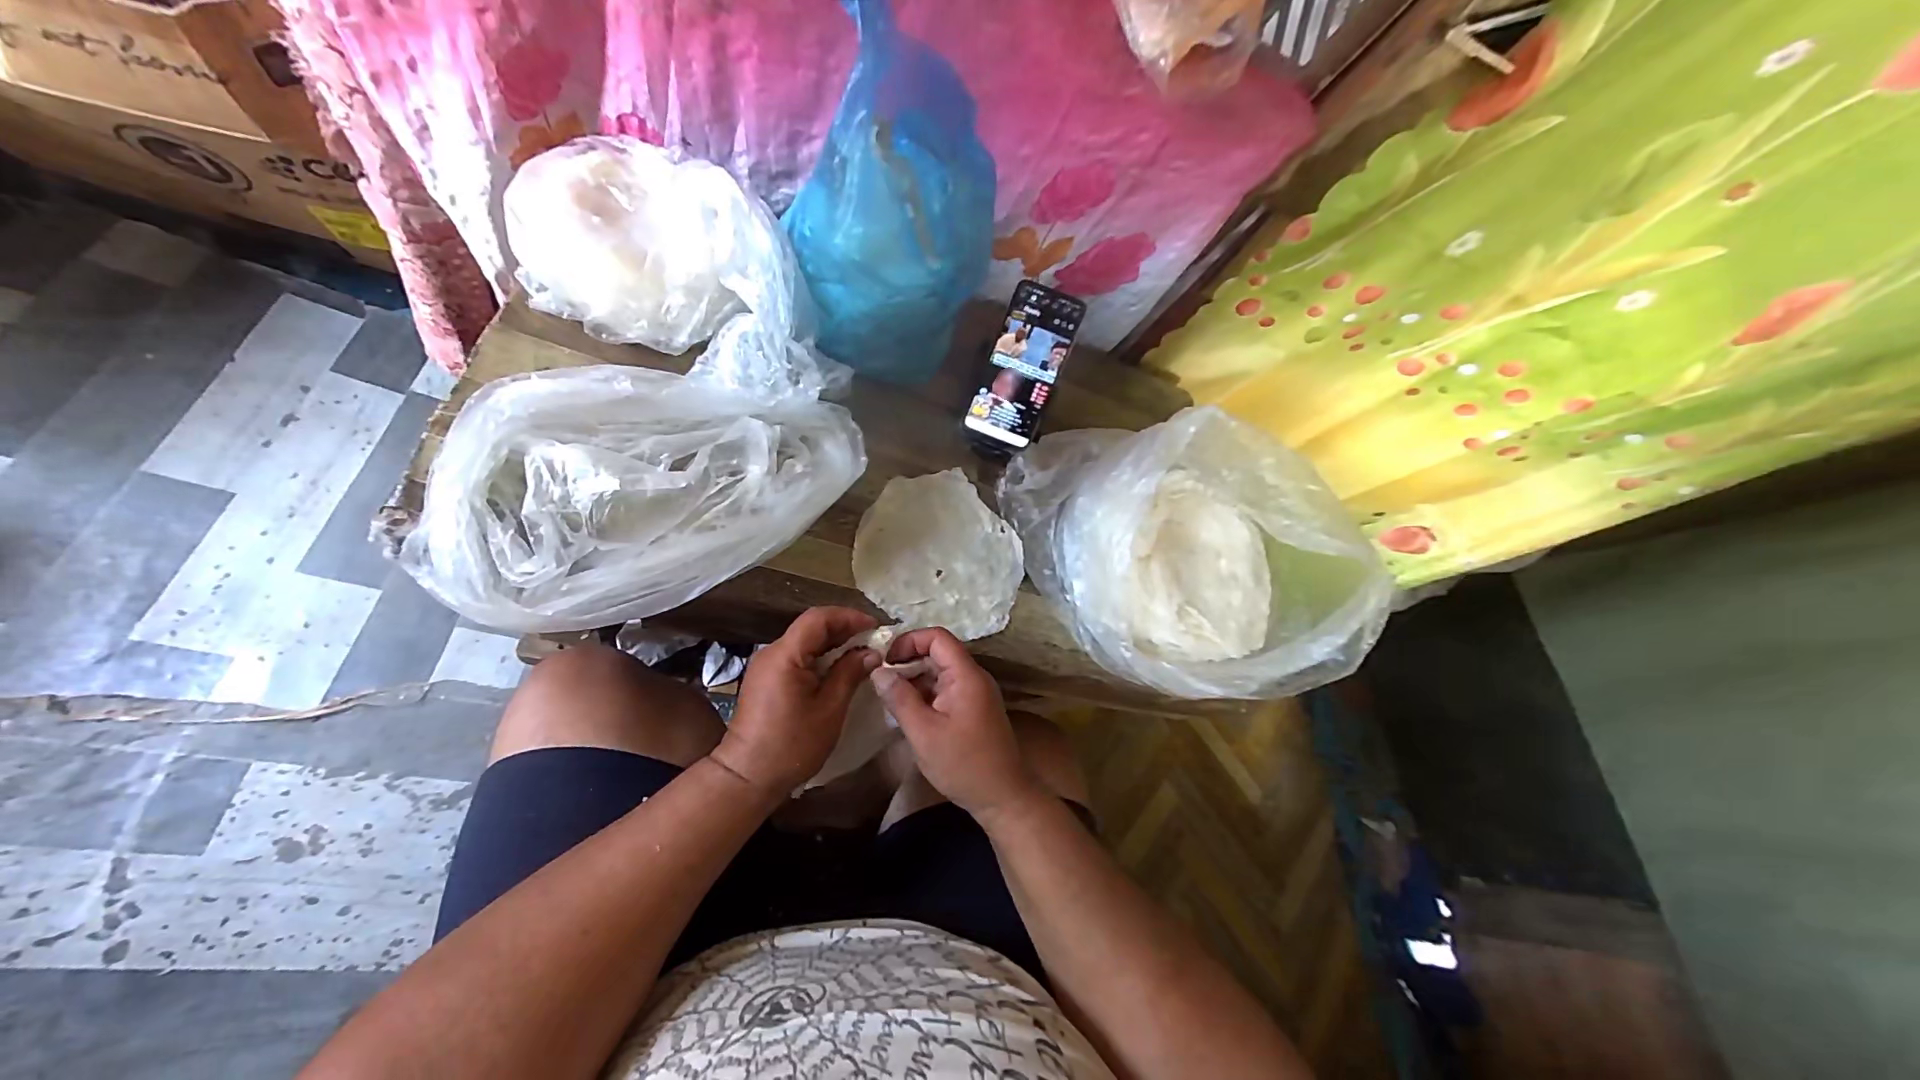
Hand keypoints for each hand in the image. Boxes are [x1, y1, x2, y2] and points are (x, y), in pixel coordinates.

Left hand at [710, 607, 879, 796]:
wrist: (748, 776)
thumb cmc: (792, 744)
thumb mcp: (830, 709)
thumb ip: (850, 673)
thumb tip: (870, 652)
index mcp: (785, 655)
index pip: (819, 618)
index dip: (849, 617)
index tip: (875, 628)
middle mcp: (771, 652)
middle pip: (811, 627)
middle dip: (844, 629)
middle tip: (874, 642)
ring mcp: (765, 665)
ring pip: (804, 642)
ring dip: (833, 644)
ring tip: (862, 654)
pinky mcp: (765, 679)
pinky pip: (796, 657)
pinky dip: (820, 657)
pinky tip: (839, 670)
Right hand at [868, 628, 1046, 820]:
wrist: (1002, 797)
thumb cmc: (963, 764)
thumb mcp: (923, 732)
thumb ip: (899, 698)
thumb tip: (878, 671)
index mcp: (966, 675)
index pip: (937, 637)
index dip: (909, 641)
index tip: (885, 661)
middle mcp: (974, 677)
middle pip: (938, 653)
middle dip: (907, 661)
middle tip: (881, 681)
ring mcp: (975, 693)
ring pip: (940, 672)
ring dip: (914, 679)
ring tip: (889, 698)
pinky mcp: (973, 709)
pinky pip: (945, 689)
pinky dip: (925, 694)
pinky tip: (907, 712)